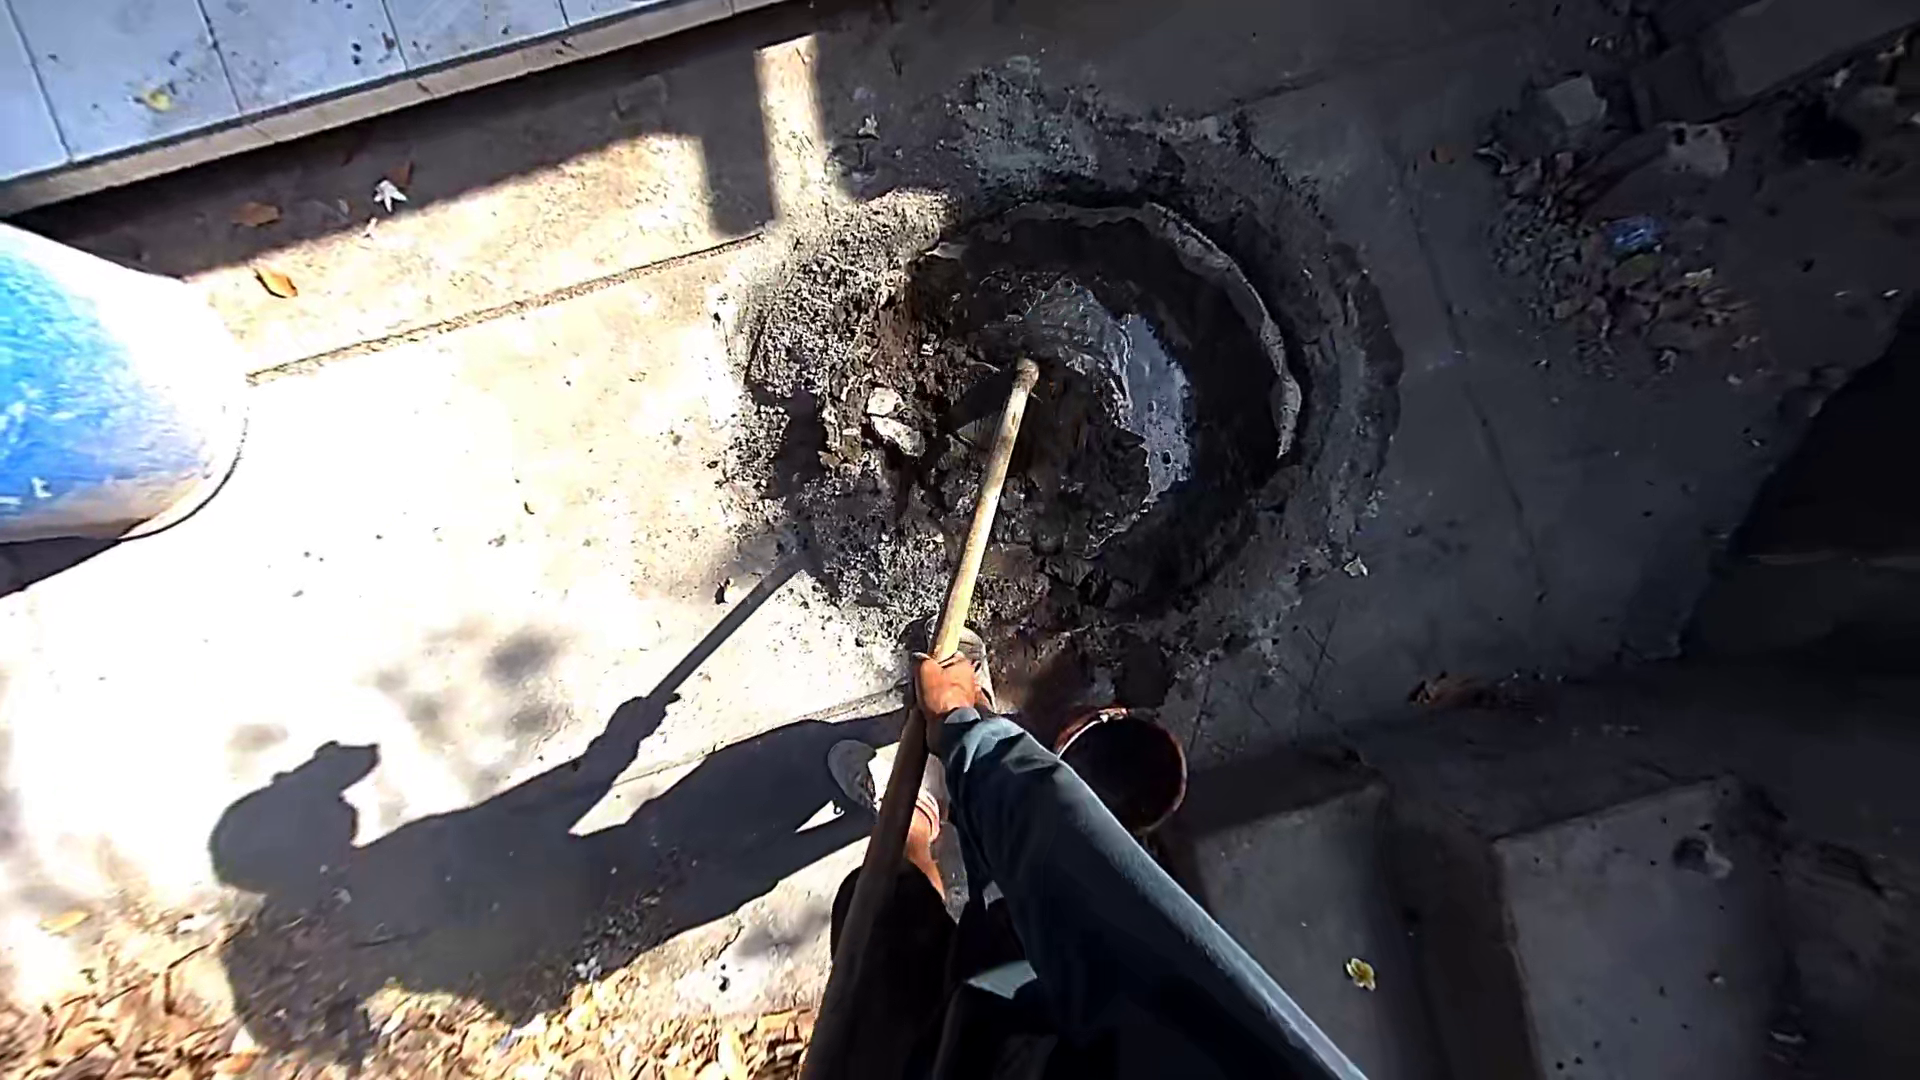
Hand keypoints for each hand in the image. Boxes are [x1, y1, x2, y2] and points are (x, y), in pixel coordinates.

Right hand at [913, 651, 981, 722]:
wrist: (950, 726)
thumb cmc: (941, 696)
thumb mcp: (925, 670)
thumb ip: (921, 660)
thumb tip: (918, 657)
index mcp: (964, 665)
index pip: (947, 655)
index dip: (933, 661)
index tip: (924, 667)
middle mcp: (969, 679)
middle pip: (944, 674)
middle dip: (931, 680)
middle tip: (921, 685)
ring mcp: (966, 696)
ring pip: (943, 690)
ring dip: (932, 694)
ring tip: (922, 699)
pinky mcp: (961, 710)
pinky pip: (944, 704)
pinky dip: (936, 706)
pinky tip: (928, 709)